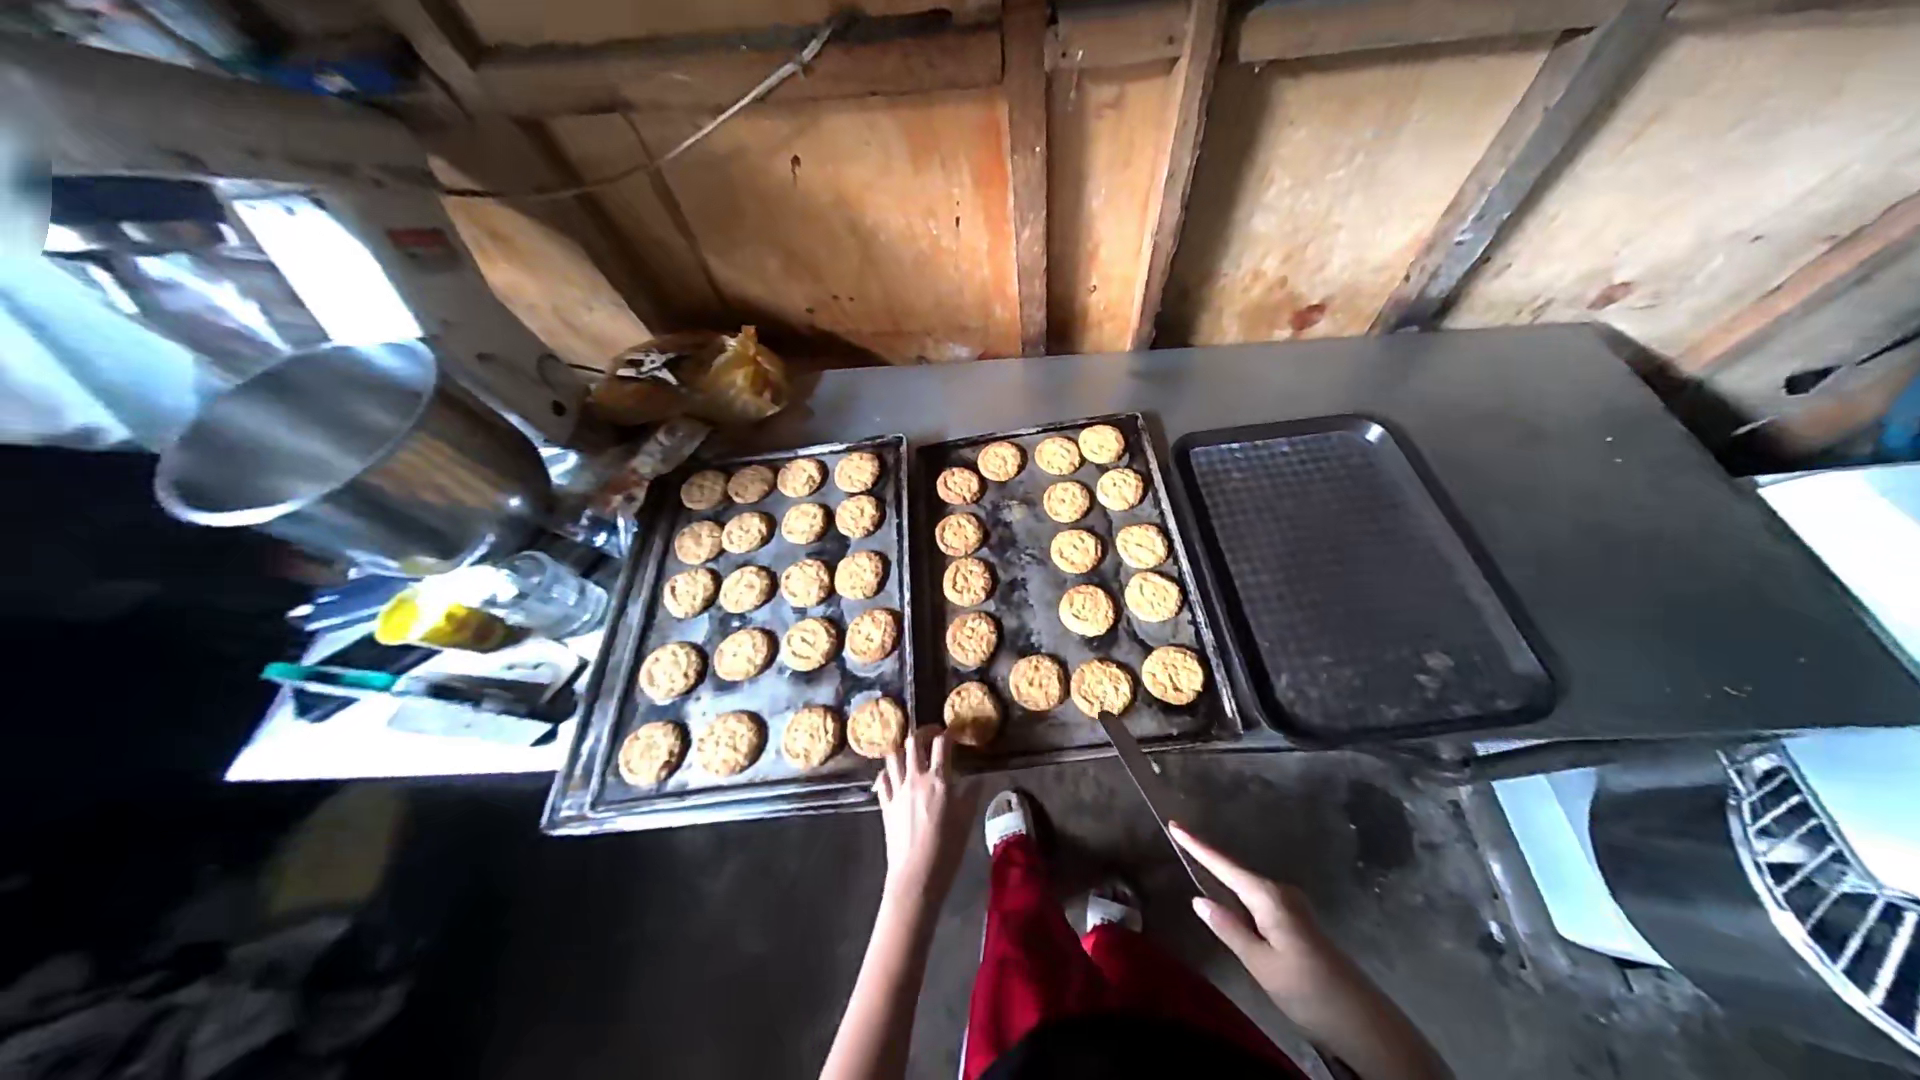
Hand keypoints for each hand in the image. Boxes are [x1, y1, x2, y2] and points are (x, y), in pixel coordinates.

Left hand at [874, 727, 977, 899]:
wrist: (916, 876)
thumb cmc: (947, 850)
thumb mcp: (967, 820)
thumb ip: (971, 794)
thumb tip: (977, 779)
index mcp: (939, 780)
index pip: (942, 744)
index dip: (948, 733)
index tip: (953, 733)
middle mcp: (916, 779)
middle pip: (913, 742)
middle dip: (923, 732)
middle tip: (932, 734)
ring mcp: (897, 790)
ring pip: (893, 756)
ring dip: (903, 748)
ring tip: (911, 751)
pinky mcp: (885, 804)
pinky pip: (882, 779)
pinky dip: (887, 771)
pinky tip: (894, 775)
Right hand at [1176, 823, 1455, 1079]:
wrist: (1366, 1024)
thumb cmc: (1310, 992)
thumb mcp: (1261, 965)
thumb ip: (1229, 929)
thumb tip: (1198, 900)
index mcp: (1269, 898)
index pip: (1224, 865)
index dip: (1197, 845)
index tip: (1174, 824)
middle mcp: (1281, 893)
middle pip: (1235, 870)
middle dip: (1207, 857)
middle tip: (1178, 840)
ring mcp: (1292, 906)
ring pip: (1247, 886)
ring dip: (1222, 877)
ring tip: (1194, 864)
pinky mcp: (1298, 921)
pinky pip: (1258, 899)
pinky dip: (1238, 895)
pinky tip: (1227, 900)